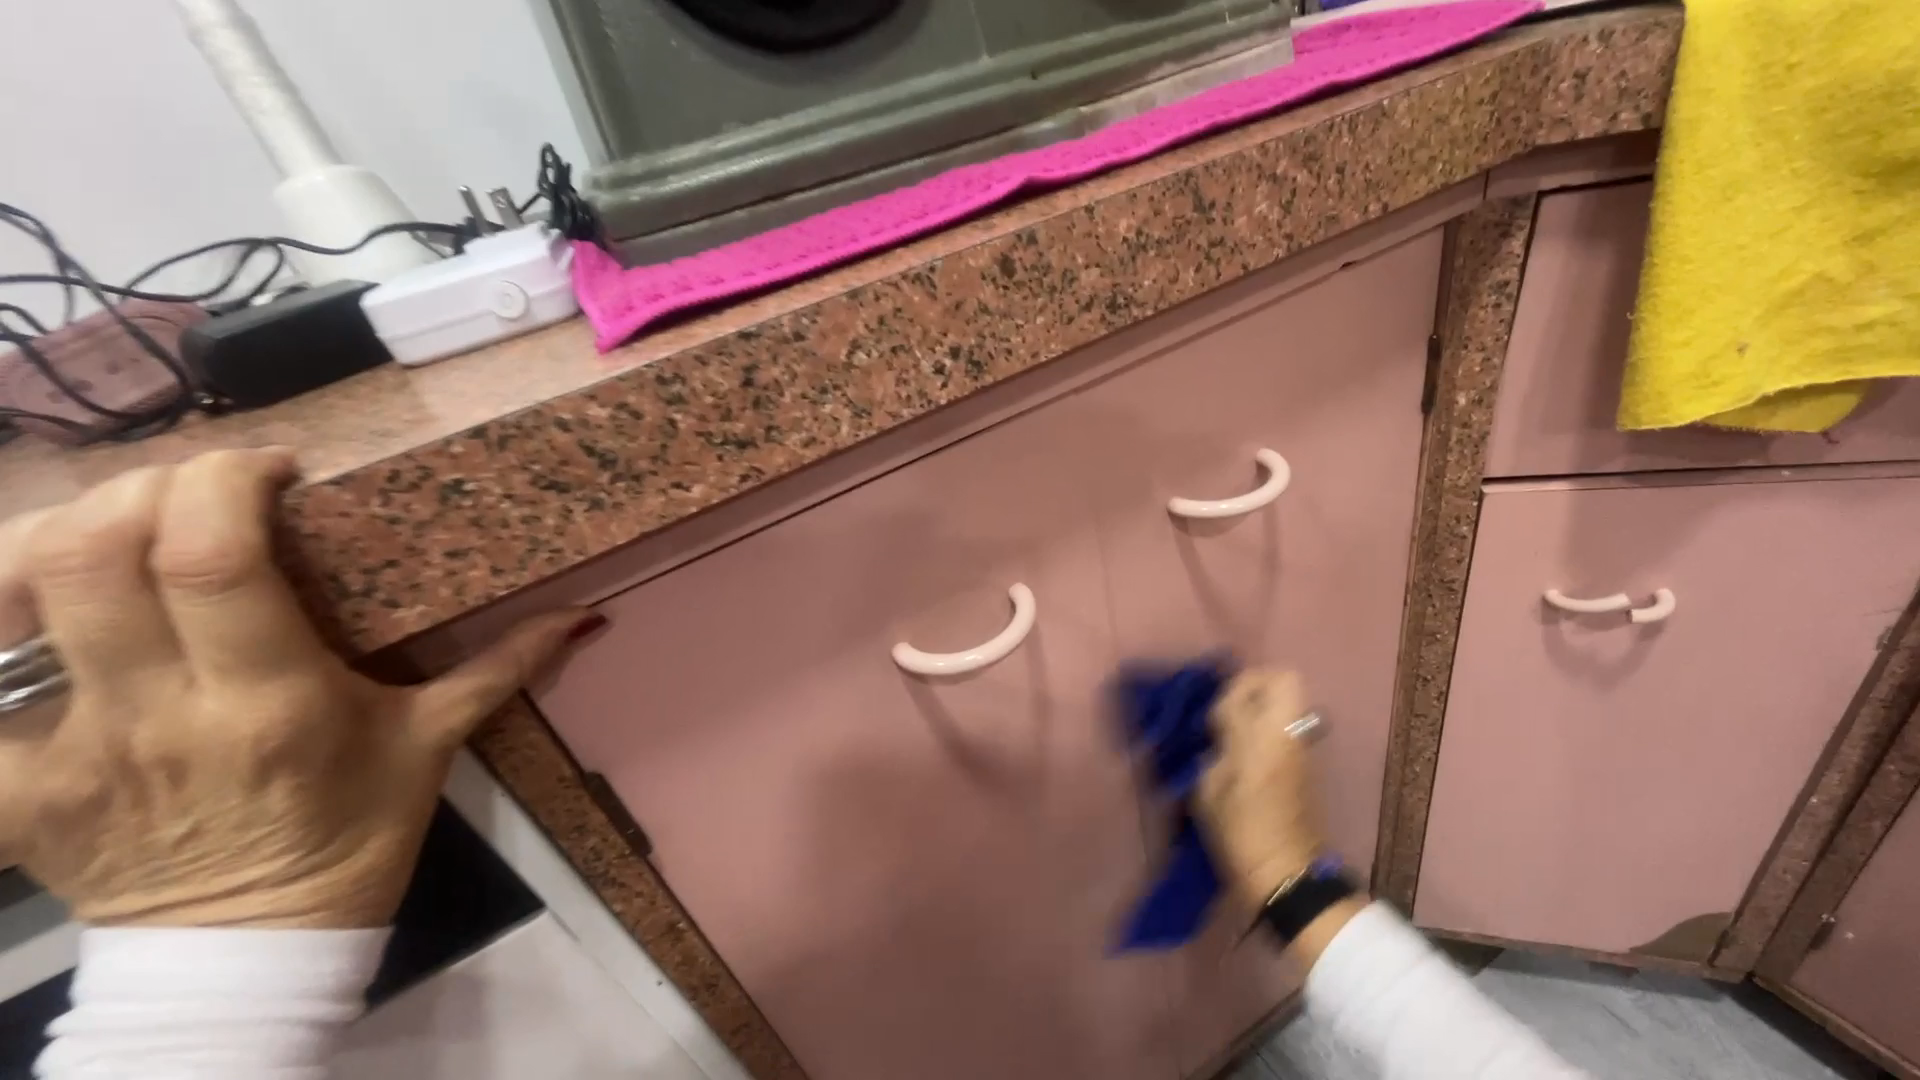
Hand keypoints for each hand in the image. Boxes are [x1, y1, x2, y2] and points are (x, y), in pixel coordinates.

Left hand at [0, 448, 596, 928]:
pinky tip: (53, 588)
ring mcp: (60, 749)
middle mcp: (157, 716)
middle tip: (205, 484)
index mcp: (275, 705)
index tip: (271, 467)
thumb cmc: (357, 833)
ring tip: (129, 520)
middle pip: (92, 553)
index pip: (211, 562)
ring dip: (62, 528)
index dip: (224, 485)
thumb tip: (586, 615)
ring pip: (7, 591)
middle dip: (145, 485)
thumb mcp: (434, 743)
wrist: (245, 945)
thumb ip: (504, 666)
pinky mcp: (0, 779)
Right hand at [1195, 669, 1326, 913]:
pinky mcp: (1305, 763)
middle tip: (1232, 707)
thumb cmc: (1240, 834)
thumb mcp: (1207, 793)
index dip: (1228, 692)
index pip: (1245, 689)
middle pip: (1284, 680)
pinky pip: (1287, 726)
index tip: (1214, 713)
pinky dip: (1268, 727)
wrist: (1287, 873)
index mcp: (1258, 738)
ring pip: (1288, 702)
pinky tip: (1247, 750)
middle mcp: (1285, 733)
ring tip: (1237, 729)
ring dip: (1263, 706)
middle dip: (1256, 685)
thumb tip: (1218, 739)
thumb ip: (1213, 754)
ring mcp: (1300, 747)